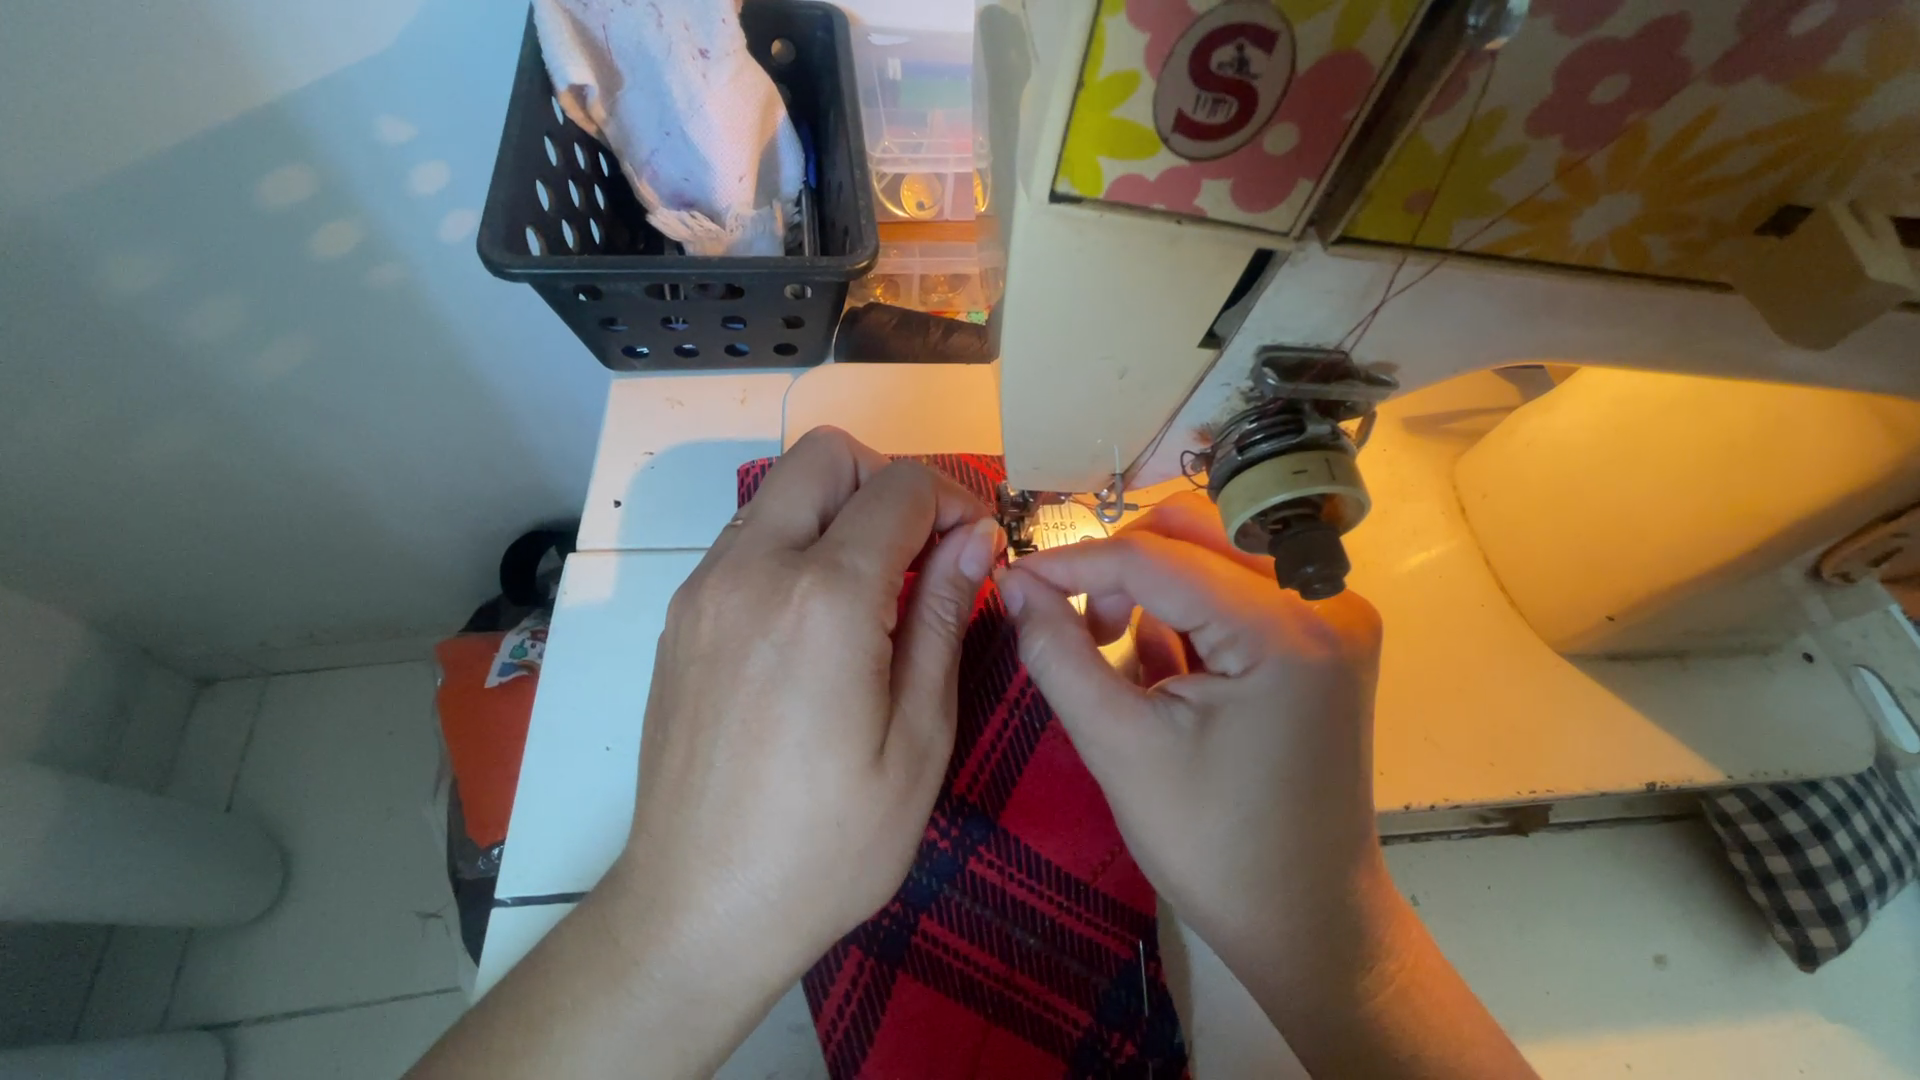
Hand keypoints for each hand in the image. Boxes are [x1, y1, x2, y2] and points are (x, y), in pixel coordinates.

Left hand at [604, 426, 1002, 982]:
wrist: (698, 909)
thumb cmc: (830, 841)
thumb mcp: (919, 737)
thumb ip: (945, 617)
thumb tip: (975, 540)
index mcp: (824, 596)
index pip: (901, 488)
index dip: (954, 502)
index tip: (976, 548)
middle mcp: (752, 568)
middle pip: (826, 455)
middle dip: (888, 479)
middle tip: (923, 549)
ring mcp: (703, 588)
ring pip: (780, 491)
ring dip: (839, 509)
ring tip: (876, 588)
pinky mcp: (680, 617)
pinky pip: (747, 539)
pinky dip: (796, 543)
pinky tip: (819, 620)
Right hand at [994, 491, 1384, 967]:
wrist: (1305, 921)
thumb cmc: (1212, 844)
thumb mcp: (1118, 744)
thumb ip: (1057, 651)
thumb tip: (1014, 581)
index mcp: (1284, 627)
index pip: (1155, 558)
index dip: (1073, 562)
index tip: (1015, 577)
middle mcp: (1325, 600)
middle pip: (1192, 532)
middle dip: (1119, 566)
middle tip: (1078, 621)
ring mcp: (1331, 616)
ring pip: (1211, 553)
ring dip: (1149, 587)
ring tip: (1114, 650)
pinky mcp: (1321, 638)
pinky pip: (1233, 588)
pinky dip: (1183, 611)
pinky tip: (1162, 667)